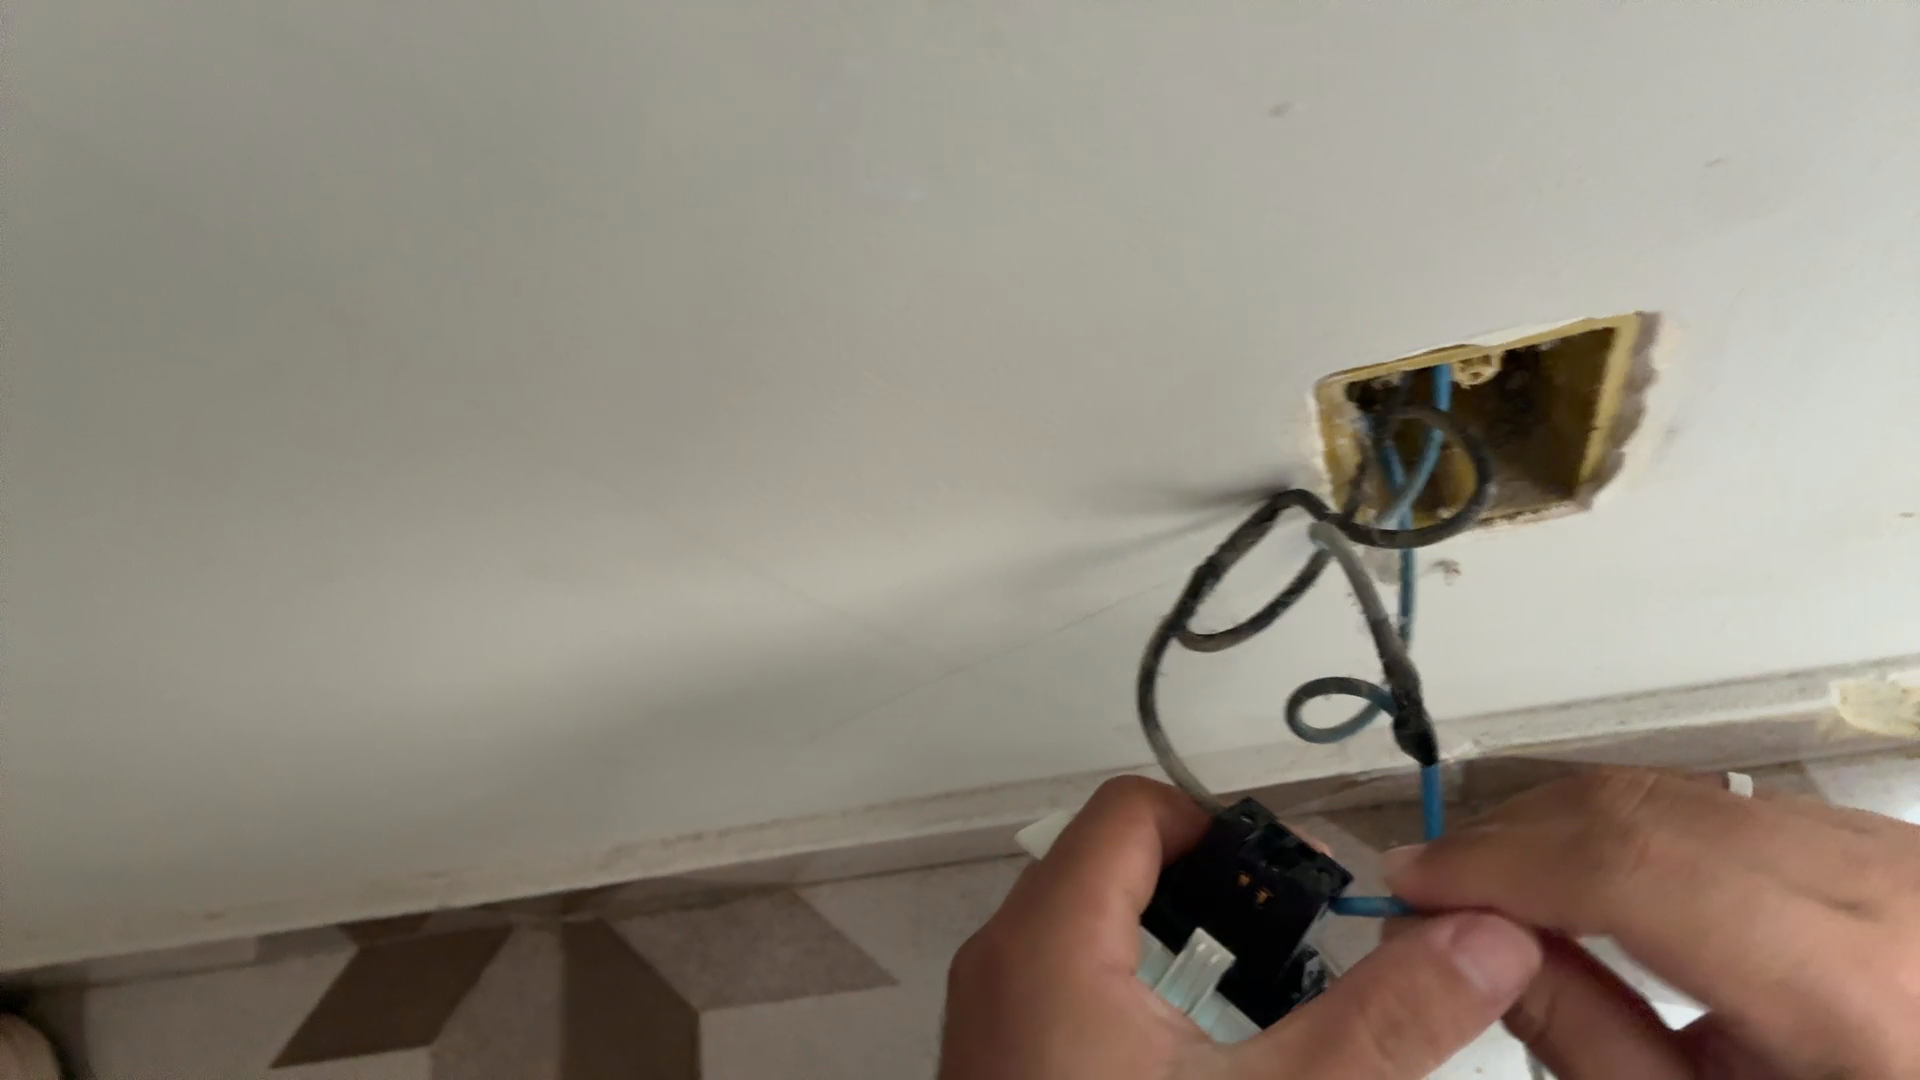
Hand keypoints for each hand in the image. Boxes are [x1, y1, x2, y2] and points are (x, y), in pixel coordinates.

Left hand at [940, 776, 1541, 1079]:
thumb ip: (1383, 1018)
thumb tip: (1479, 938)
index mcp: (1052, 934)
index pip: (1133, 809)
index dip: (1219, 826)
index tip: (1293, 882)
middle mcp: (1004, 949)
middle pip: (1111, 855)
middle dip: (1209, 885)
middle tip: (1289, 938)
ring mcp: (991, 997)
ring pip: (1088, 912)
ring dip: (1174, 935)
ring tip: (1253, 996)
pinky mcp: (997, 1042)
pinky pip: (1063, 965)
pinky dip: (1132, 978)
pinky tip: (1192, 1049)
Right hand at [1384, 768, 1919, 1078]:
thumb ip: (1580, 1033)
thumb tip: (1454, 935)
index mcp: (1856, 989)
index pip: (1628, 869)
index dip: (1496, 862)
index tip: (1409, 880)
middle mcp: (1877, 889)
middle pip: (1628, 813)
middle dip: (1503, 839)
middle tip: (1434, 880)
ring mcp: (1873, 845)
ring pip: (1646, 791)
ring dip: (1539, 825)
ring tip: (1486, 875)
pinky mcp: (1854, 829)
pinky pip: (1683, 796)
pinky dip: (1596, 820)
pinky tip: (1560, 862)